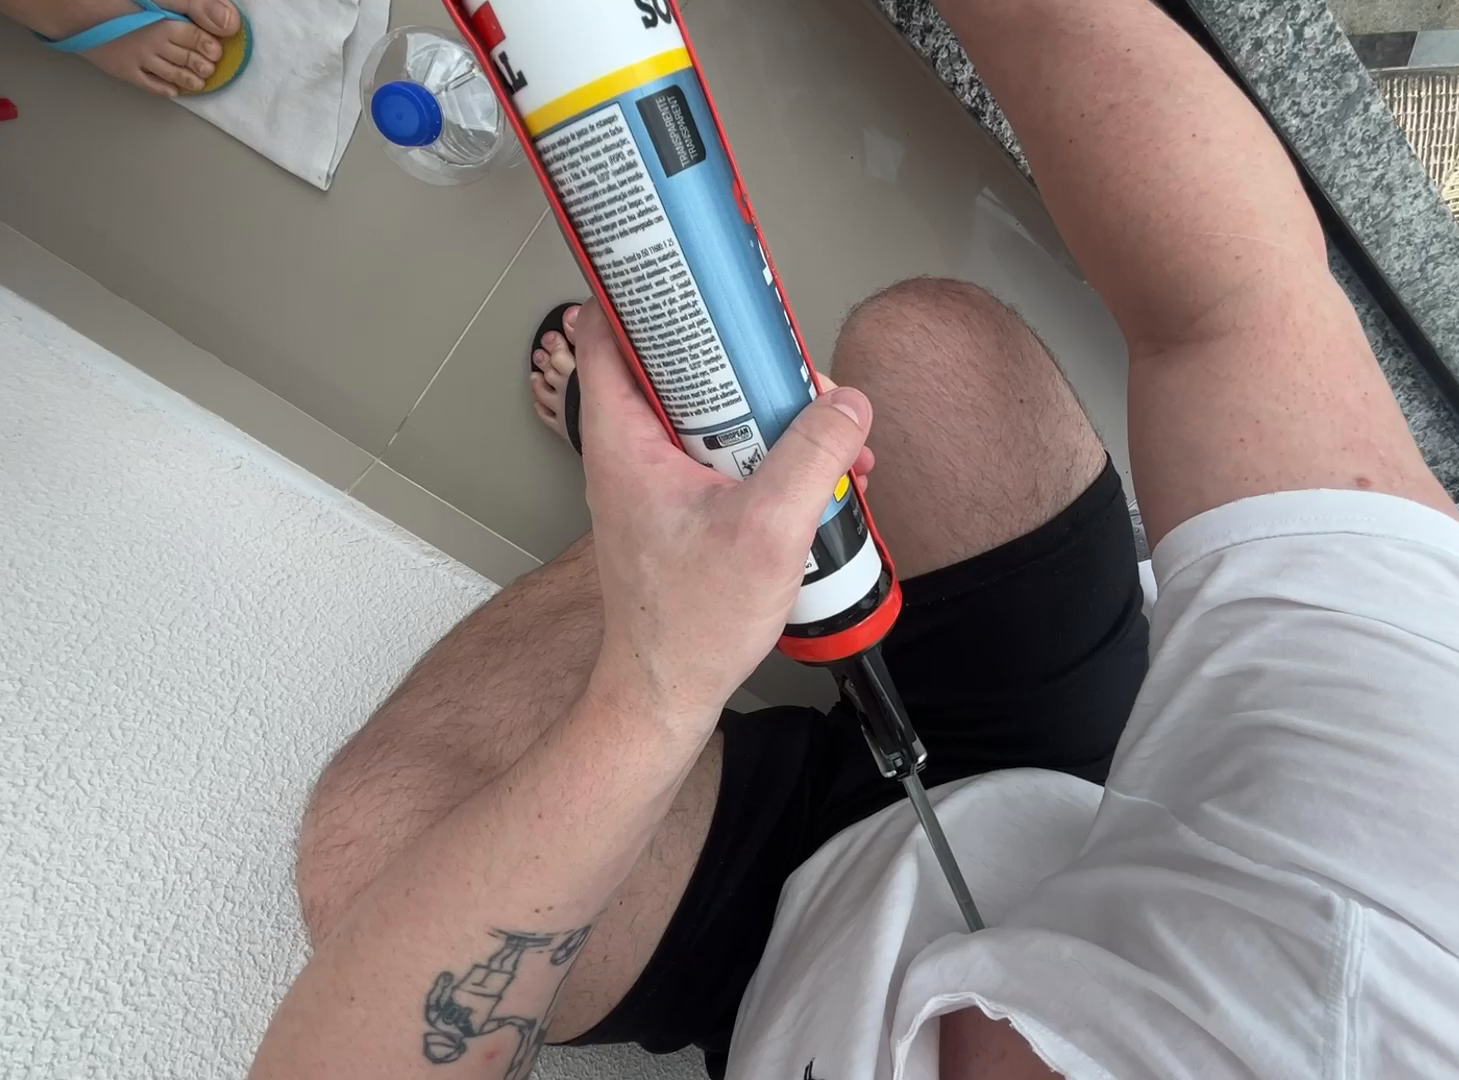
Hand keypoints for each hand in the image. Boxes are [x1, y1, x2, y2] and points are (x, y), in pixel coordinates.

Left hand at [575, 307, 875, 727]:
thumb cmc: (692, 623)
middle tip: (798, 372)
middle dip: (747, 361)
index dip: (649, 289)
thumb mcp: (769, 530)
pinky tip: (817, 479)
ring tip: (829, 437)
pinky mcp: (682, 503)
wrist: (669, 688)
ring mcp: (658, 477)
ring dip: (772, 414)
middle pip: (681, 364)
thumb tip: (848, 406)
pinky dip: (768, 453)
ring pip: (712, 411)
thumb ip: (813, 456)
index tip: (701, 275)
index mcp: (626, 439)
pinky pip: (725, 453)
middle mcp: (633, 449)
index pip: (609, 327)